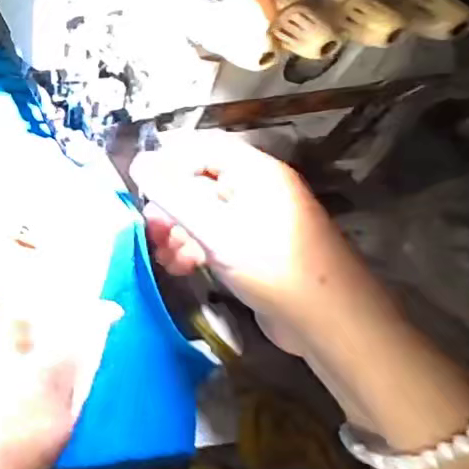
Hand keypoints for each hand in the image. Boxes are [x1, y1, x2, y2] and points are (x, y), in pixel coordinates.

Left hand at [0, 206, 121, 468]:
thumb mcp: (70, 405)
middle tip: (56, 227)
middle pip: (47, 218)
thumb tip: (105, 308)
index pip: (92, 246)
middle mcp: (21, 278)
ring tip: (12, 218)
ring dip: (8, 208)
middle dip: (57, 217)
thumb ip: (90, 347)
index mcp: (63, 311)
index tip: (100, 233)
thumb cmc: (11, 445)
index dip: (100, 233)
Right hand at [130, 130, 375, 346]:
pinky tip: (182, 268)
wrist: (331, 321)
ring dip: (179, 231)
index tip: (140, 189)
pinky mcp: (258, 249)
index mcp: (255, 170)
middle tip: (151, 232)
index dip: (167, 162)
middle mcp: (257, 188)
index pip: (201, 146)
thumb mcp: (215, 229)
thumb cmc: (272, 266)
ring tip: (164, 258)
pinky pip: (219, 236)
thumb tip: (137, 162)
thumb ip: (173, 195)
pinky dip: (197, 247)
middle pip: (200, 181)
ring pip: (206, 213)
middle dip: (170, 206)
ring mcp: (259, 219)